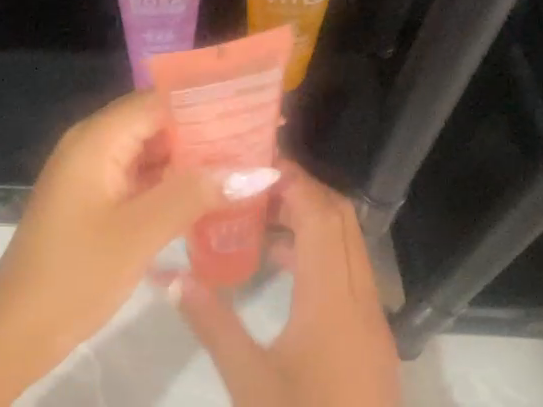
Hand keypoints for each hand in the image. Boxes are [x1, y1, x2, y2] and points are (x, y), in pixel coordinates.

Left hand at [0, 90, 259, 365]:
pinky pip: (140, 177)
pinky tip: (210, 195)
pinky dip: (172, 182)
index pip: (158, 101)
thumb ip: (195, 194)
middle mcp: (93, 144)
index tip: (253, 105)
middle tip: (260, 137)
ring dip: (192, 158)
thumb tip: (256, 169)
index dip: (205, 101)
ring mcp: (93, 173)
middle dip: (205, 129)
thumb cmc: (76, 271)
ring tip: (246, 161)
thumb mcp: (140, 232)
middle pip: (156, 122)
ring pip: (150, 151)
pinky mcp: (96, 200)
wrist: (18, 326)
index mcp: (97, 138)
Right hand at [173, 160, 399, 406]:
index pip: (321, 215)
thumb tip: (170, 276)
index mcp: (332, 300)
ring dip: (312, 222)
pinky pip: (350, 274)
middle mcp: (361, 300)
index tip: (252, 160)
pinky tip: (281, 268)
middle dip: (301, 191)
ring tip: (259, 216)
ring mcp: (372, 322)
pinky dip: (321, 255)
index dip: (293, 180)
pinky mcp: (371, 342)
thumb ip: (211, 323)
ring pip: (349, 246)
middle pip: (341, 220)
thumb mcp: (249, 382)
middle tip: (251, 182)